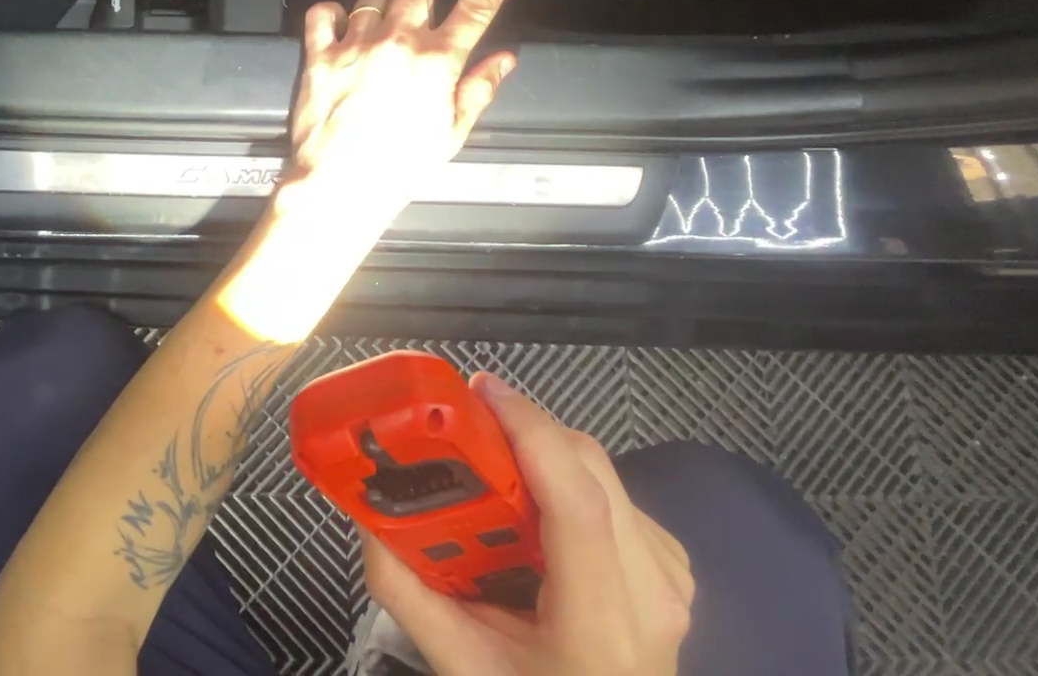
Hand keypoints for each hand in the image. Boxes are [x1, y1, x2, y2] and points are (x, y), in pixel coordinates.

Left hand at [283, 0, 519, 228]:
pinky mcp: (319, 54)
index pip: (476, 7)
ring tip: (372, 42)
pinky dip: (331, 17)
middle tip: (411, 32)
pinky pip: (323, 11)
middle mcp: (398, 41)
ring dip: (376, 13)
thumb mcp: (451, 134)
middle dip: (417, 4)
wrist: (340, 184)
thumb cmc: (400, 167)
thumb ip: (479, 90)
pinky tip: (337, 33)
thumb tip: (505, 58)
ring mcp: (356, 44)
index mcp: (438, 61)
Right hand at [360, 374, 694, 675]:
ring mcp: (670, 573)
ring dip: (540, 448)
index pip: (576, 503)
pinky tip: (531, 499)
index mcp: (601, 626)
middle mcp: (651, 591)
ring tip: (489, 458)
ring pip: (600, 470)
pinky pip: (610, 488)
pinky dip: (562, 474)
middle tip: (464, 420)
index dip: (530, 432)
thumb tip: (366, 511)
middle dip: (522, 428)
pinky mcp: (671, 560)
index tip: (480, 390)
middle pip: (587, 469)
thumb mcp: (459, 661)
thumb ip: (404, 588)